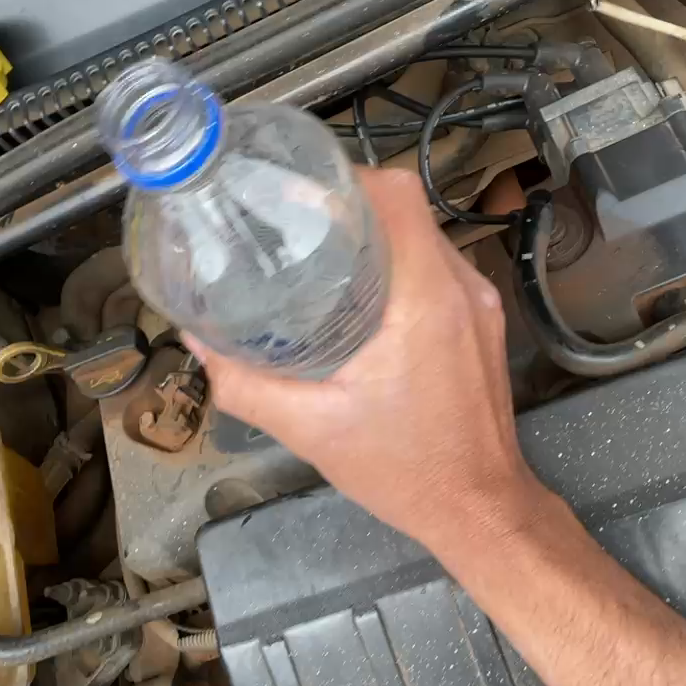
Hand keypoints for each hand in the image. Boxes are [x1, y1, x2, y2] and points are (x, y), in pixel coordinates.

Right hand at [190, 168, 546, 552]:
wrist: (478, 507)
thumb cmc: (403, 471)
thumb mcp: (310, 430)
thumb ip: (246, 384)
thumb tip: (200, 342)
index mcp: (424, 301)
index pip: (397, 195)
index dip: (346, 178)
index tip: (301, 195)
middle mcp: (462, 289)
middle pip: (409, 208)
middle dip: (352, 205)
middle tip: (298, 227)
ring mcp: (482, 304)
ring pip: (425, 236)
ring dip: (378, 235)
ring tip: (325, 257)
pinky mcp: (486, 322)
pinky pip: (440, 269)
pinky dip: (402, 266)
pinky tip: (364, 296)